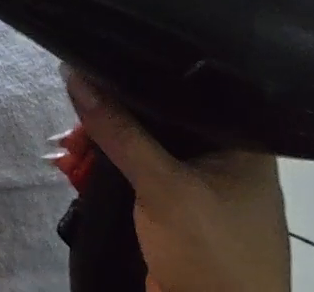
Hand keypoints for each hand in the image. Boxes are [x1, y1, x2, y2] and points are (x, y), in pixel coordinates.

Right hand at [64, 72, 289, 291]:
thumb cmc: (212, 254)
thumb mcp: (163, 187)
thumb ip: (118, 130)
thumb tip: (73, 72)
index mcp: (243, 147)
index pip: (190, 91)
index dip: (144, 75)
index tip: (102, 61)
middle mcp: (224, 161)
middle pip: (158, 118)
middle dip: (112, 114)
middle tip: (77, 113)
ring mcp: (199, 188)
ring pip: (141, 145)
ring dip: (102, 143)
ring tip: (70, 147)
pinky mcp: (174, 210)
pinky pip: (135, 172)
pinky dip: (106, 168)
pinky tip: (78, 165)